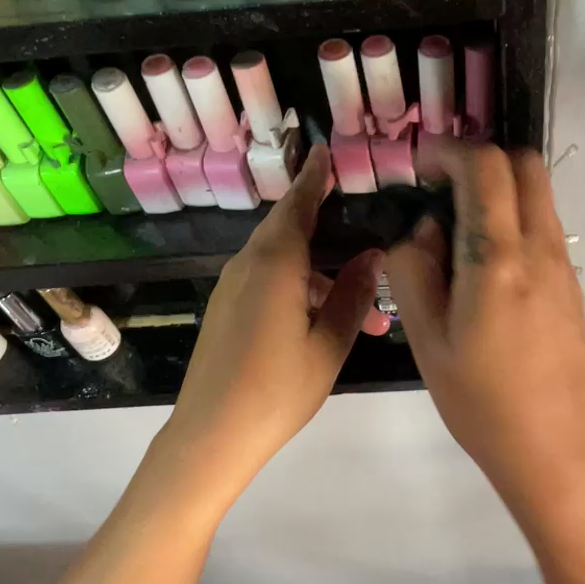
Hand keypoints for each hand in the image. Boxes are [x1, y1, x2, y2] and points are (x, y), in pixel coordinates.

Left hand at [160, 145, 385, 488]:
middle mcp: (247, 265)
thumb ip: (353, 295)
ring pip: (282, 261)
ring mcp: (231, 289)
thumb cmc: (277, 390)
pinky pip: (267, 281)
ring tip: (363, 306)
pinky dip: (299, 287)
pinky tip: (324, 318)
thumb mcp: (328, 344)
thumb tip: (373, 255)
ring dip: (321, 273)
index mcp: (275, 264)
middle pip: (289, 230)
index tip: (326, 150)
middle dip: (329, 230)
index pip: (297, 205)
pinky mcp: (225, 311)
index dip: (314, 178)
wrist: (211, 434)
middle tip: (367, 234)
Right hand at [387, 142, 584, 515]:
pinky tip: (484, 265)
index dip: (449, 151)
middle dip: (481, 159)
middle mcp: (540, 249)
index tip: (421, 166)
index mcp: (497, 258)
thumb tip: (422, 231)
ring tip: (457, 231)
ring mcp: (564, 267)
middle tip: (441, 189)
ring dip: (500, 191)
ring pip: (539, 195)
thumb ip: (414, 273)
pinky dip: (514, 220)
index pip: (485, 168)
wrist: (556, 450)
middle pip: (524, 164)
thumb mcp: (426, 342)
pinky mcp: (573, 288)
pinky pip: (544, 228)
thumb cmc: (481, 403)